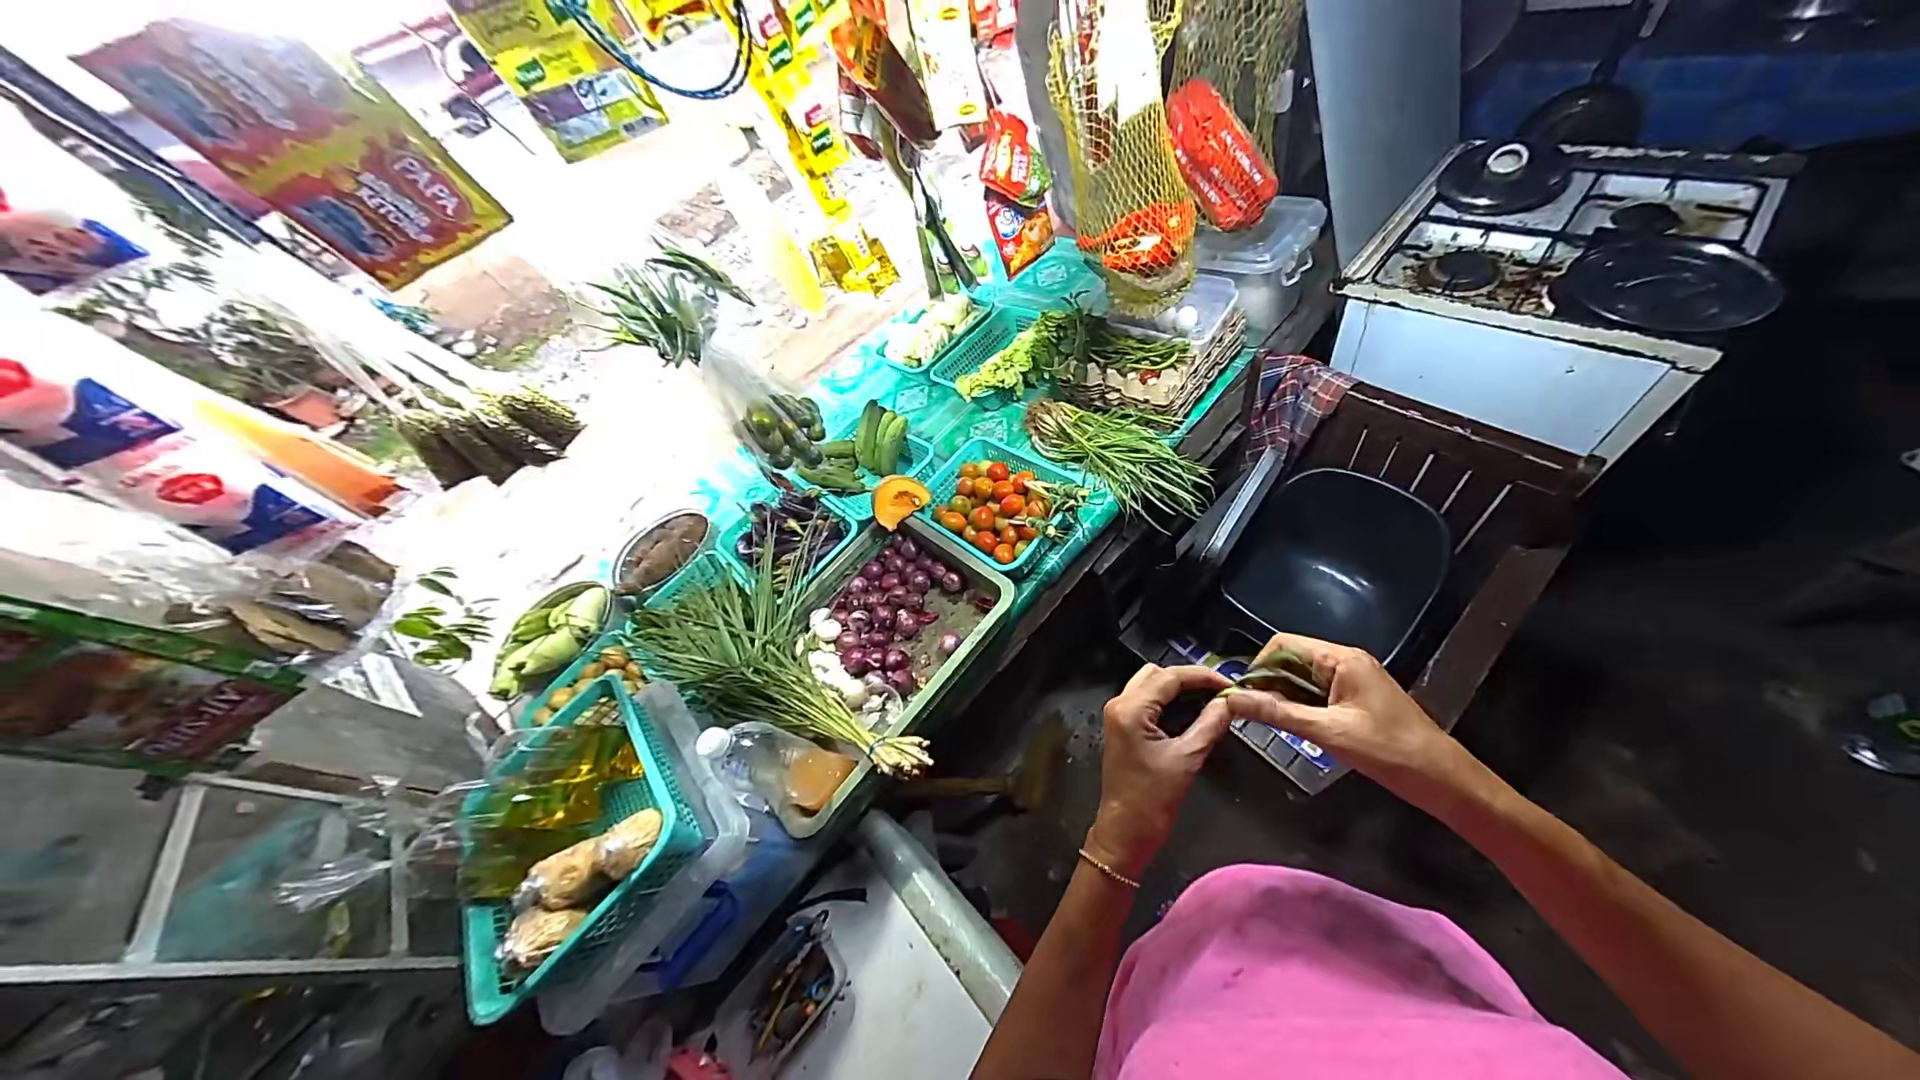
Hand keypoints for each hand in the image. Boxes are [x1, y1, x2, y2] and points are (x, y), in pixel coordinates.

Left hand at [1085, 664, 1233, 878]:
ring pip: (1150, 684)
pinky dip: (1168, 700)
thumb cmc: (1153, 798)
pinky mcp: (1122, 725)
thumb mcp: (1187, 758)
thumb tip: (1230, 702)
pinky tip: (1192, 709)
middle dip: (1190, 679)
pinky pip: (1146, 700)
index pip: (1169, 677)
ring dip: (1178, 688)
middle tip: (1221, 691)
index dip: (1203, 677)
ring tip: (1212, 698)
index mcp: (1130, 709)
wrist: (1125, 830)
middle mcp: (1119, 704)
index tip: (1231, 684)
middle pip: (1157, 674)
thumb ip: (1210, 724)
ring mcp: (1118, 714)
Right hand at [1202, 633, 1472, 801]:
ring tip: (1267, 721)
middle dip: (1267, 683)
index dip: (1258, 666)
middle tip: (1250, 712)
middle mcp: (1345, 662)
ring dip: (1281, 696)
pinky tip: (1290, 726)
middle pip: (1289, 659)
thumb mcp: (1328, 732)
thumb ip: (1277, 713)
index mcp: (1342, 660)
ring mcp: (1350, 680)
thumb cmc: (1391, 752)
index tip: (1243, 695)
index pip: (1283, 644)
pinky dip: (1297, 706)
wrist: (1445, 781)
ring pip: (1299, 678)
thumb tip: (1232, 699)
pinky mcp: (1353, 699)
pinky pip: (1313, 693)